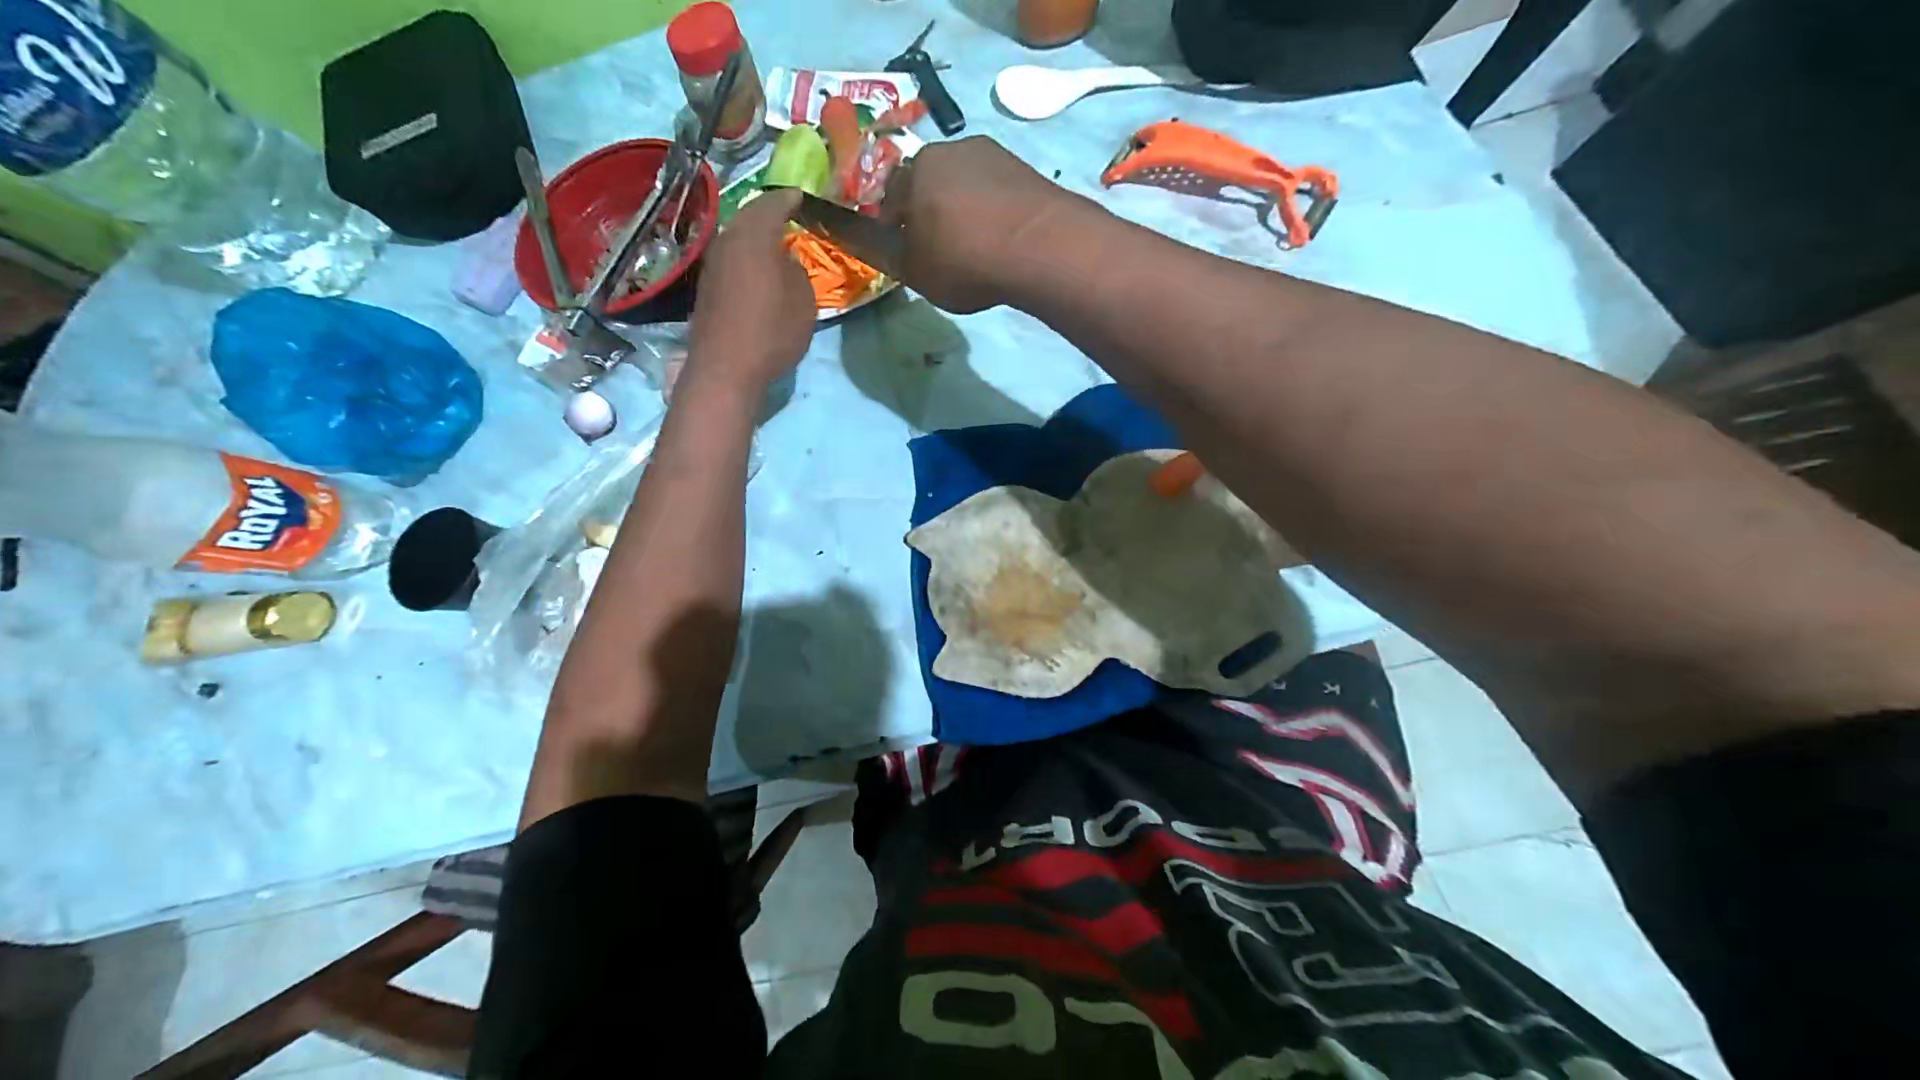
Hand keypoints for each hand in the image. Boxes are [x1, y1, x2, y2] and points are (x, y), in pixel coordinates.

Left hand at [686, 187, 815, 390]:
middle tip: (787, 217)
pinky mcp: (706, 289)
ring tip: (775, 244)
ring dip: (754, 239)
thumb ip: (797, 272)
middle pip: (748, 219)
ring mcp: (712, 266)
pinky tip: (757, 271)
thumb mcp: (803, 300)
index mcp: (753, 237)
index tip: (801, 196)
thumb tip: (786, 262)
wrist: (725, 368)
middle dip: (768, 215)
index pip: (772, 205)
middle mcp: (727, 242)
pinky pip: (730, 261)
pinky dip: (745, 259)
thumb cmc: (772, 331)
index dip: (788, 199)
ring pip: (736, 239)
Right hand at [883, 136, 1099, 313]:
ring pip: (964, 187)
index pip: (889, 199)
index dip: (892, 230)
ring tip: (975, 250)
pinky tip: (1001, 242)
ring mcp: (992, 154)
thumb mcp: (912, 269)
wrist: (1040, 246)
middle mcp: (950, 149)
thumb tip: (853, 235)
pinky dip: (992, 213)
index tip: (905, 256)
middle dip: (929, 215)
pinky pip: (996, 193)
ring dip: (963, 212)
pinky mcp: (1024, 169)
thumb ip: (882, 253)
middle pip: (928, 186)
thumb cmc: (964, 258)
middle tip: (941, 253)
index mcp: (914, 170)